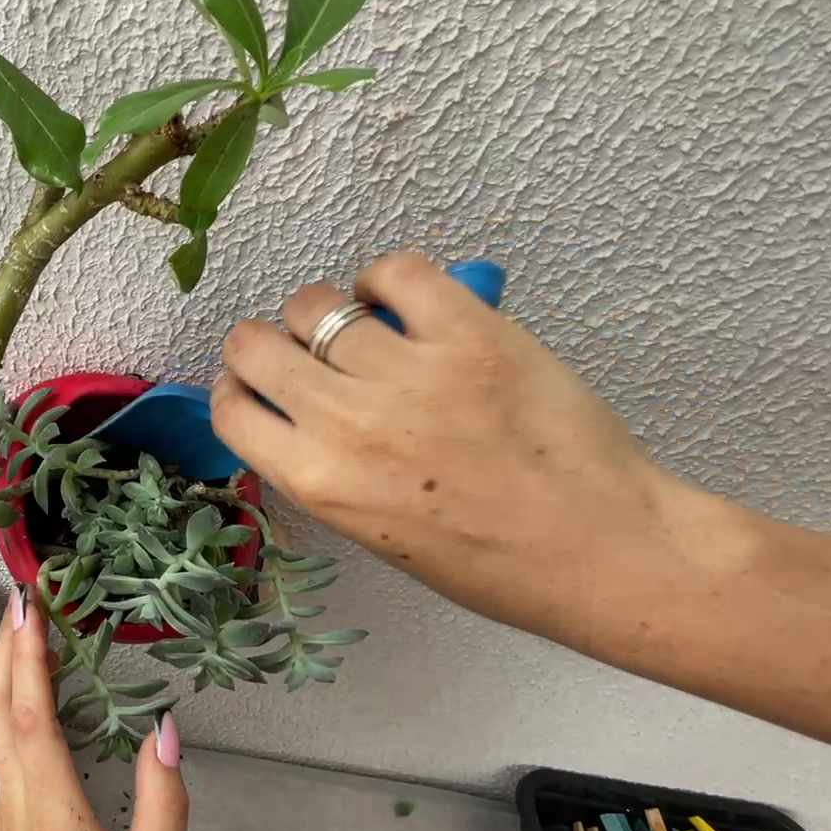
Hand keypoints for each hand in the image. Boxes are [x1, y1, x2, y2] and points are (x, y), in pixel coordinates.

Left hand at [0, 587, 188, 830]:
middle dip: (5, 643)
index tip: (29, 606)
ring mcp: (2, 810)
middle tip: (23, 592)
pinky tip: (31, 685)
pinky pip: (1, 743)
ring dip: (5, 666)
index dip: (26, 656)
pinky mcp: (4, 818)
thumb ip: (166, 807)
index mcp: (52, 817)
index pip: (30, 719)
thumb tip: (166, 730)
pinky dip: (10, 698)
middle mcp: (15, 803)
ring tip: (26, 622)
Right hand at [212, 252, 681, 637]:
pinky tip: (394, 303)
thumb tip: (289, 407)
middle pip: (252, 346)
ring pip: (313, 304)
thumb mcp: (365, 528)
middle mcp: (346, 423)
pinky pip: (394, 272)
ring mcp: (408, 374)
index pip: (229, 409)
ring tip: (351, 329)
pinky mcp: (470, 335)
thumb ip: (314, 465)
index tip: (251, 384)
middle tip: (292, 352)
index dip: (233, 388)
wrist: (600, 551)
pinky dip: (381, 280)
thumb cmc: (481, 558)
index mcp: (317, 480)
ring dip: (318, 314)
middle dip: (260, 345)